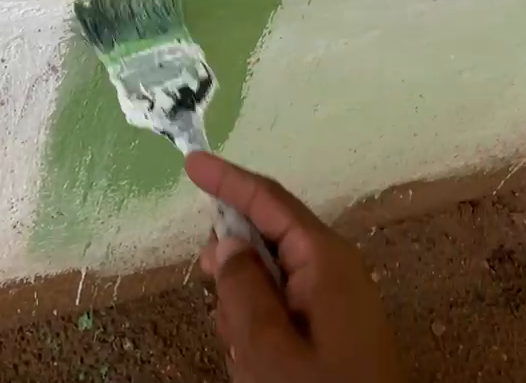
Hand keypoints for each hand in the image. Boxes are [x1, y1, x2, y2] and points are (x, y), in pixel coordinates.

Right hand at [187, 152, 402, 382]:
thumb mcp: (268, 348)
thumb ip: (242, 286)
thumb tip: (227, 243)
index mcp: (324, 259)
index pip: (268, 200)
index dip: (227, 179)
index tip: (190, 163)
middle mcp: (333, 270)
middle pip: (265, 238)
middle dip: (233, 264)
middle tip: (214, 294)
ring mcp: (334, 302)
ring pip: (267, 279)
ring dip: (244, 309)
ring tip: (247, 358)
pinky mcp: (332, 331)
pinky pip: (282, 309)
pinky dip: (260, 330)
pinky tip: (258, 366)